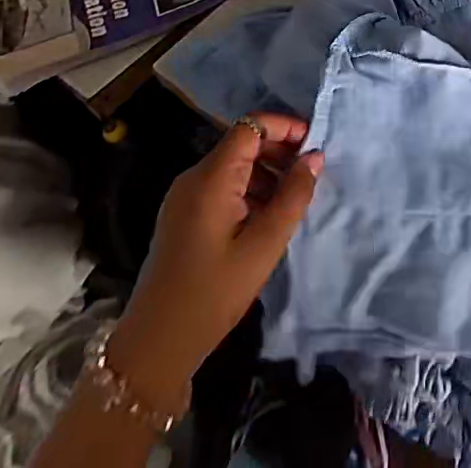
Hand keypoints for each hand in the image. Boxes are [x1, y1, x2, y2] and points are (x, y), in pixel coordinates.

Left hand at [109, 114, 323, 407]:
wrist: (156, 344)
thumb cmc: (214, 292)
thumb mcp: (265, 244)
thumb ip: (294, 195)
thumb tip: (314, 157)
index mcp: (210, 178)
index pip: (251, 126)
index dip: (285, 127)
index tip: (314, 145)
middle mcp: (193, 178)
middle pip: (243, 142)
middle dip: (280, 149)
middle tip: (310, 173)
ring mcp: (185, 197)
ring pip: (235, 164)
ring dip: (268, 171)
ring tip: (294, 197)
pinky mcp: (184, 215)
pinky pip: (223, 185)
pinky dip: (251, 188)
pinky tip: (269, 215)